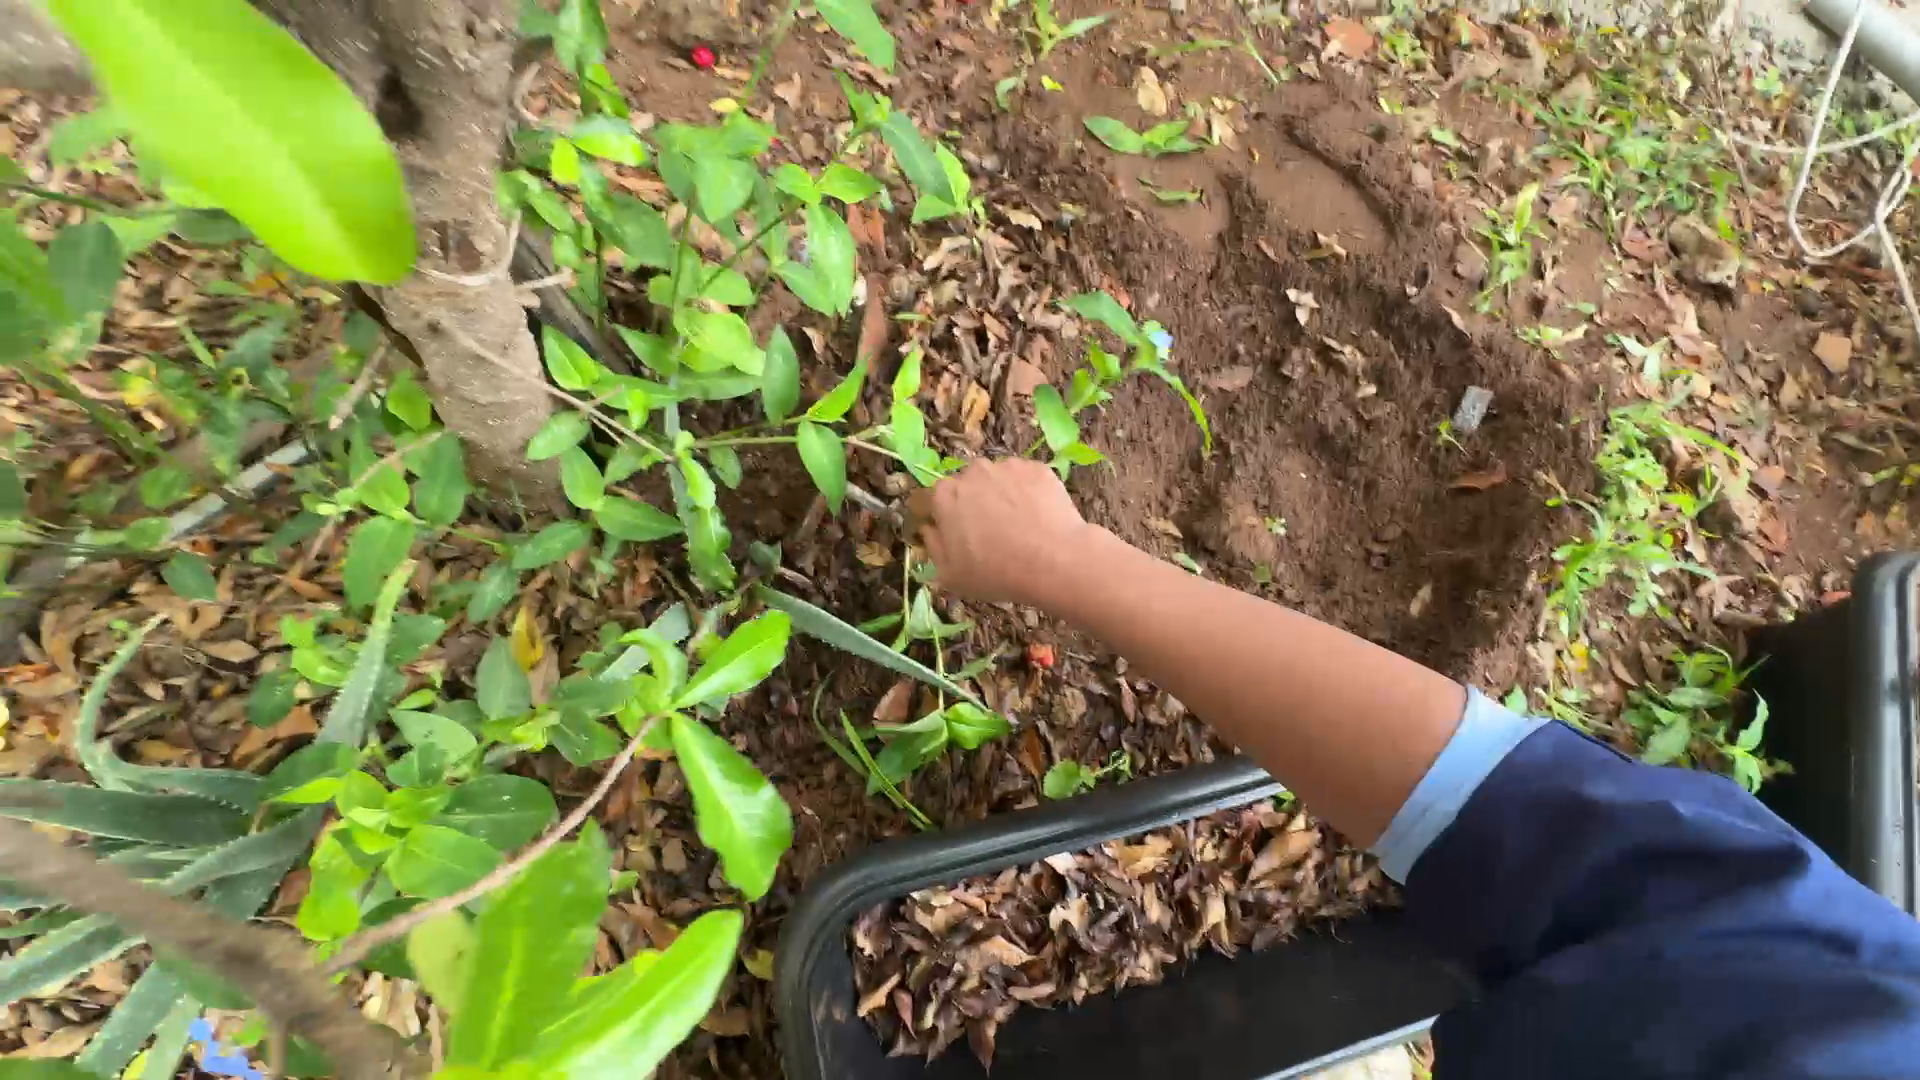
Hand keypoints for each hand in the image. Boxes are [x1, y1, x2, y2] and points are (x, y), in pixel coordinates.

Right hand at [916, 458, 1092, 606]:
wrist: (1054, 561)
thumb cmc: (996, 573)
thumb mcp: (950, 574)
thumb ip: (933, 546)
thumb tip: (930, 529)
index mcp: (944, 495)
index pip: (927, 500)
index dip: (935, 518)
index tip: (948, 533)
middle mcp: (972, 472)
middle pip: (964, 486)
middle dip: (970, 504)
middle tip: (987, 532)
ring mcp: (1006, 467)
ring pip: (996, 480)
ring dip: (999, 496)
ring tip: (1017, 525)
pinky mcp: (1036, 468)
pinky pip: (1024, 480)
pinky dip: (1026, 493)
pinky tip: (1037, 517)